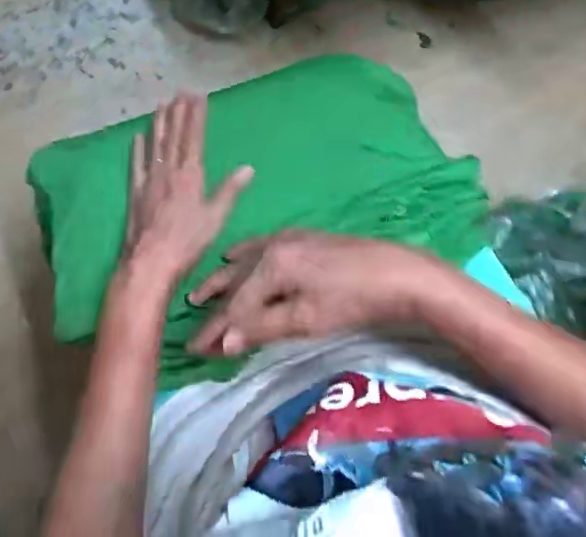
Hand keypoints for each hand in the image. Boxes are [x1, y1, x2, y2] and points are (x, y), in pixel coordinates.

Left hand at [121, 94, 252, 287]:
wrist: (149, 264)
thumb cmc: (187, 242)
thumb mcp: (216, 217)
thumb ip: (230, 190)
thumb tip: (248, 167)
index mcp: (190, 175)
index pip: (194, 138)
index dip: (196, 116)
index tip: (197, 96)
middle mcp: (168, 171)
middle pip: (174, 136)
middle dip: (178, 112)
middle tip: (180, 91)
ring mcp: (149, 181)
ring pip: (155, 145)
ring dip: (159, 123)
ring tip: (161, 104)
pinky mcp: (134, 194)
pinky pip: (136, 165)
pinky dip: (138, 149)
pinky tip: (137, 137)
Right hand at [185, 231, 454, 356]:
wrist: (396, 272)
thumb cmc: (351, 300)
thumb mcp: (306, 320)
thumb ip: (263, 327)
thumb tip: (224, 341)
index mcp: (271, 264)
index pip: (236, 303)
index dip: (215, 329)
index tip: (193, 349)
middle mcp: (274, 245)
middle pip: (236, 278)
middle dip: (213, 300)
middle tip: (189, 317)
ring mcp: (289, 237)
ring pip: (246, 260)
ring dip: (225, 277)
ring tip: (203, 289)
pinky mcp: (304, 237)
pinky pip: (261, 247)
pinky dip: (244, 257)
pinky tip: (239, 256)